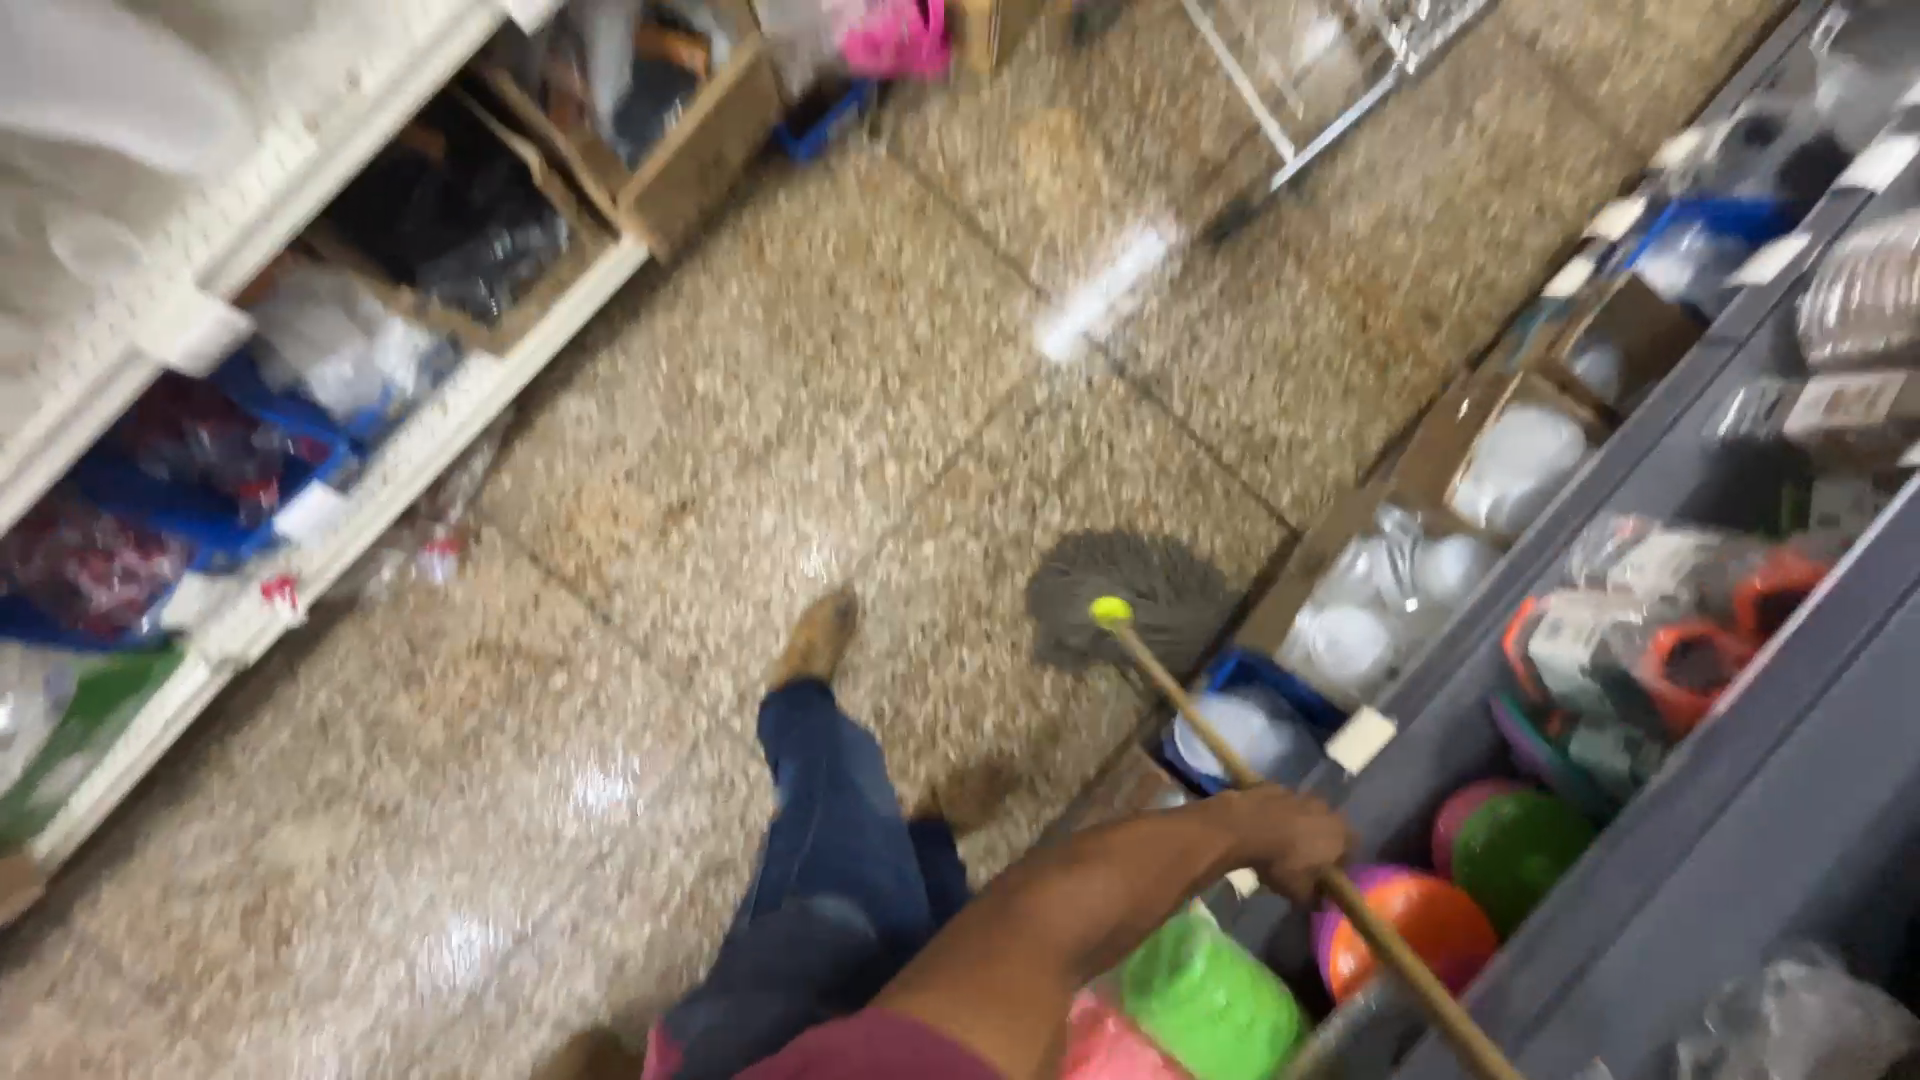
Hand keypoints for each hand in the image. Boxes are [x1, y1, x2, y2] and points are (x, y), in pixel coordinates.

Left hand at [1208, 786, 1353, 905]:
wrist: (1242, 826)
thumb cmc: (1279, 862)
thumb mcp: (1299, 892)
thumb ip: (1314, 897)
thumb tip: (1318, 901)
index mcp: (1340, 834)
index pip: (1351, 848)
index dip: (1340, 861)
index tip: (1326, 873)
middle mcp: (1324, 809)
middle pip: (1328, 824)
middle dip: (1318, 838)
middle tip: (1302, 855)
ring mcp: (1297, 793)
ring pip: (1303, 810)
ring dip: (1296, 821)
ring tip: (1278, 838)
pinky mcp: (1272, 785)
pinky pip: (1280, 801)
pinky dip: (1274, 810)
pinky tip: (1261, 823)